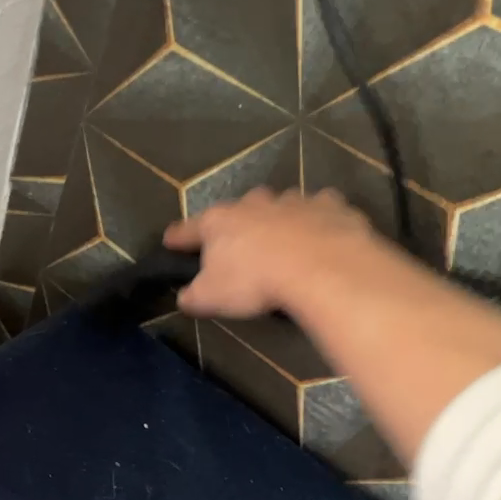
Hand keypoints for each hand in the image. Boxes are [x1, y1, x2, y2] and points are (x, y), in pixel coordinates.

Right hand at [164, 187, 388, 317]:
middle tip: (236, 247)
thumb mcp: (210, 298)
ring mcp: (294, 201)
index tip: (169, 241)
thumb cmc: (255, 281)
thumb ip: (192, 296)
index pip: (188, 229)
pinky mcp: (331, 206)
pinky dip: (315, 222)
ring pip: (279, 207)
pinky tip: (318, 238)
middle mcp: (253, 204)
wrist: (322, 268)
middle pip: (237, 212)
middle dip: (235, 225)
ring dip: (276, 221)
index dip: (177, 238)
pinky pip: (319, 211)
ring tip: (281, 244)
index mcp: (218, 222)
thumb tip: (185, 296)